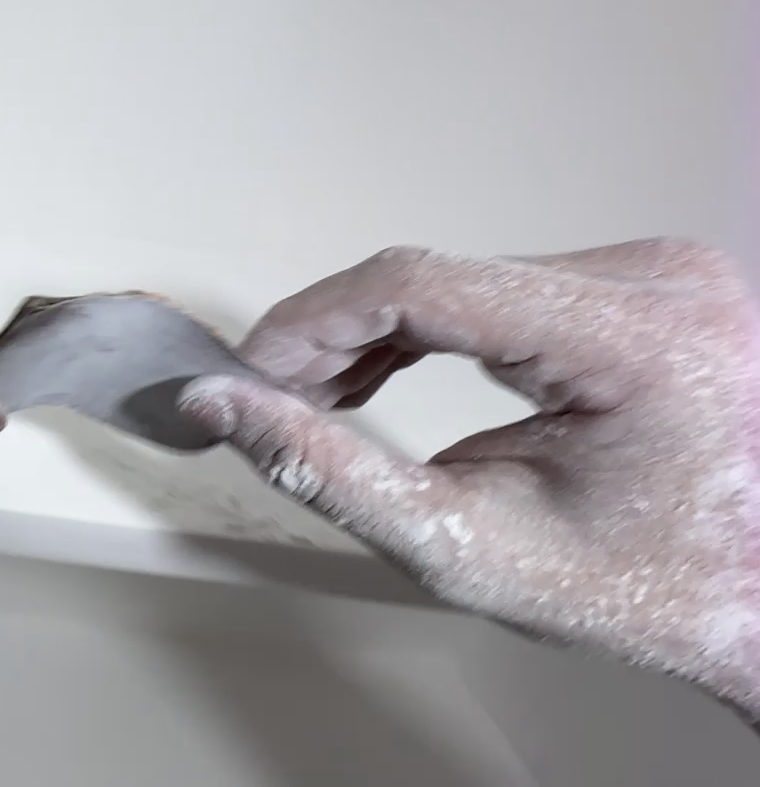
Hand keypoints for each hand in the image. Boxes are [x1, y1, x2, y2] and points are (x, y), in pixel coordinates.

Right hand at [178, 239, 759, 718]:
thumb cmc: (650, 592)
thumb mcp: (461, 546)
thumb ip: (321, 469)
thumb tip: (217, 404)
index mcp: (642, 343)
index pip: (414, 285)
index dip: (305, 324)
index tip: (247, 372)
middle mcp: (654, 285)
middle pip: (419, 280)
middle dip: (322, 339)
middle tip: (270, 398)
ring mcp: (644, 278)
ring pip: (435, 281)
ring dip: (353, 338)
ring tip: (310, 397)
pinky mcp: (624, 289)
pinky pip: (470, 290)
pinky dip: (401, 334)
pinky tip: (366, 376)